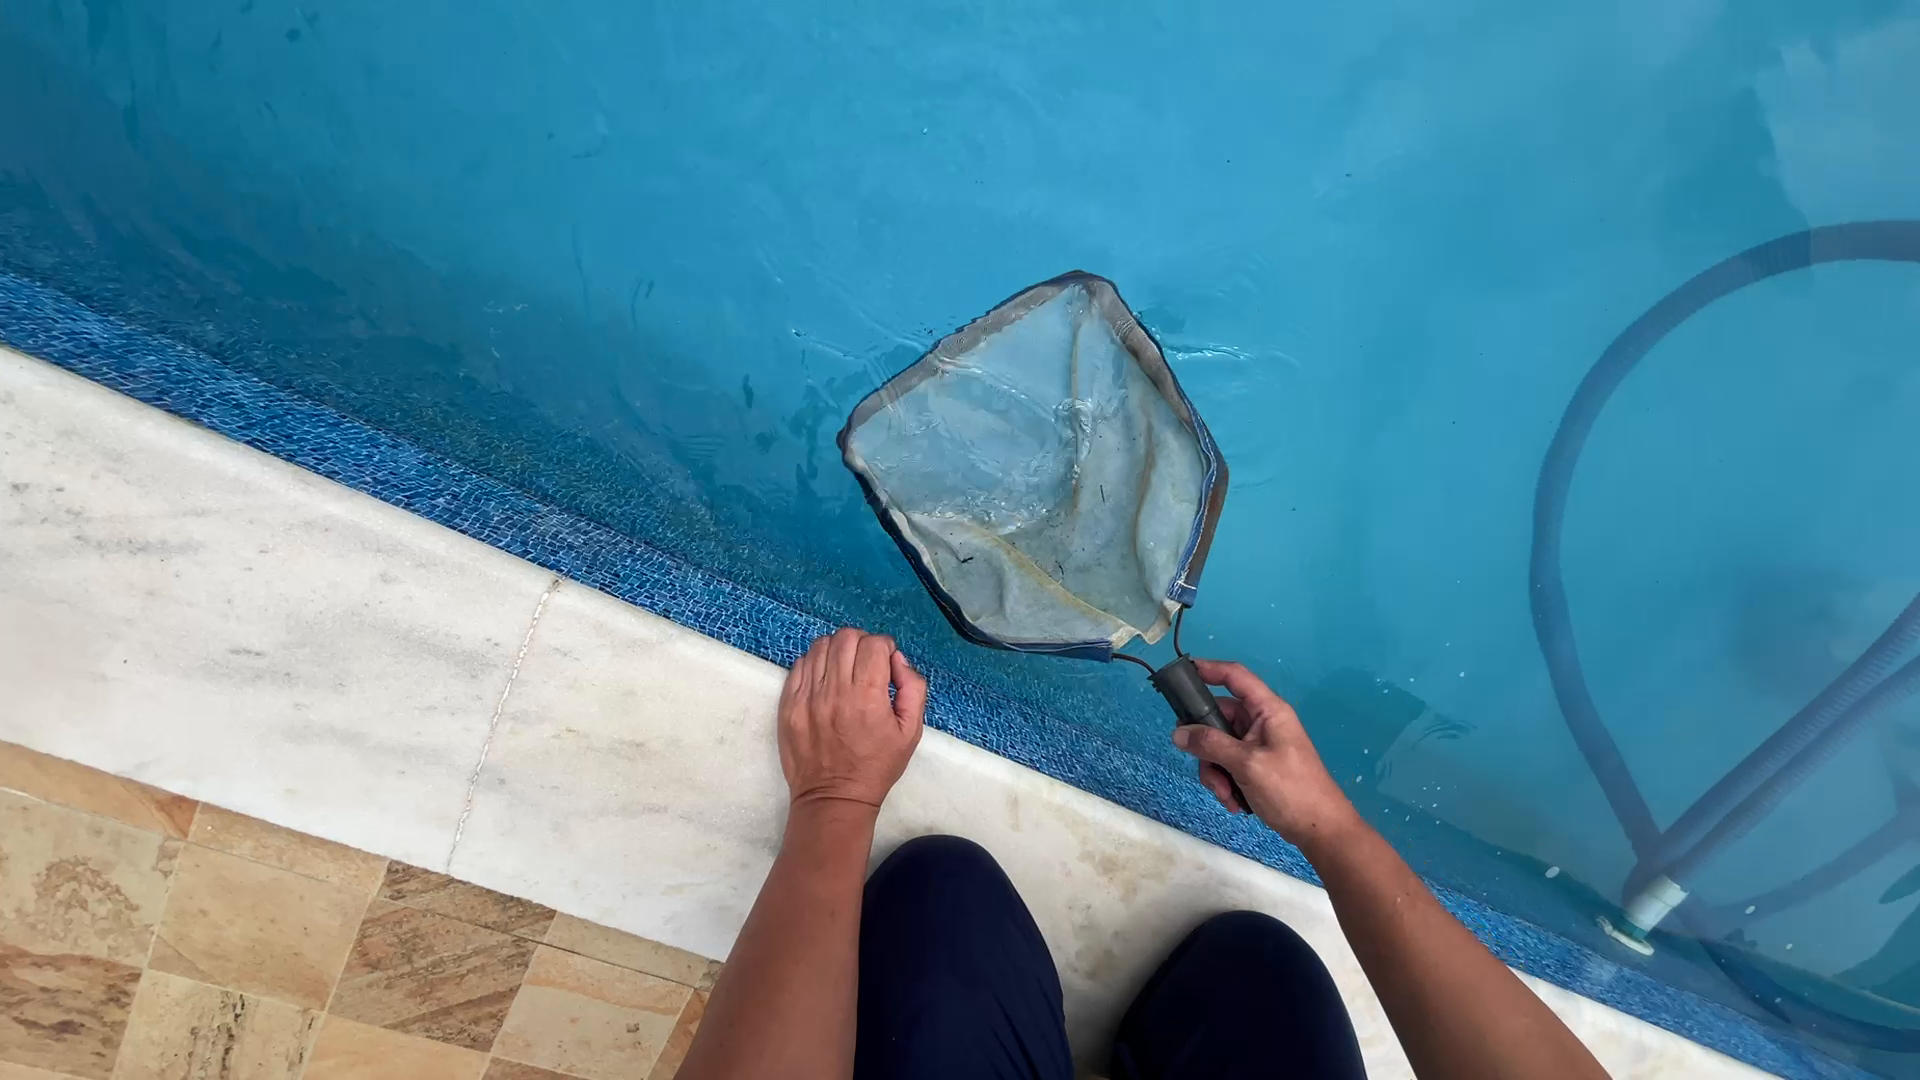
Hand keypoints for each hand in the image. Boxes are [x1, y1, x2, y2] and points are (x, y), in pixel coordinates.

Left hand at [778, 628, 927, 810]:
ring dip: (837, 649)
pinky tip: (825, 679)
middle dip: (862, 642)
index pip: (873, 645)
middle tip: (866, 661)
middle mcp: (835, 692)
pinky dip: (815, 663)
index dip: (884, 646)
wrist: (833, 798)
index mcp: (867, 697)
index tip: (885, 661)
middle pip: (846, 638)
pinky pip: (800, 664)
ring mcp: (807, 697)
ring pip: (820, 646)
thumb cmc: (876, 766)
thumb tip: (897, 659)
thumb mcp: (911, 732)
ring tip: (844, 667)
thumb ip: (913, 688)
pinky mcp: (788, 704)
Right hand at [1172, 660, 1361, 855]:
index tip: (1182, 673)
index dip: (1209, 669)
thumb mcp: (1247, 764)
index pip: (1235, 676)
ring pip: (1218, 744)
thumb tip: (1178, 734)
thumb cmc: (1291, 790)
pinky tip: (1233, 800)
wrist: (1322, 832)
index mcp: (1268, 710)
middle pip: (1218, 717)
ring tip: (1225, 793)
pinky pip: (1226, 763)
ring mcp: (1258, 745)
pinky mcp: (1256, 766)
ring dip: (1214, 769)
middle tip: (1200, 762)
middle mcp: (1262, 723)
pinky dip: (1224, 780)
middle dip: (1205, 744)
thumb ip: (1210, 744)